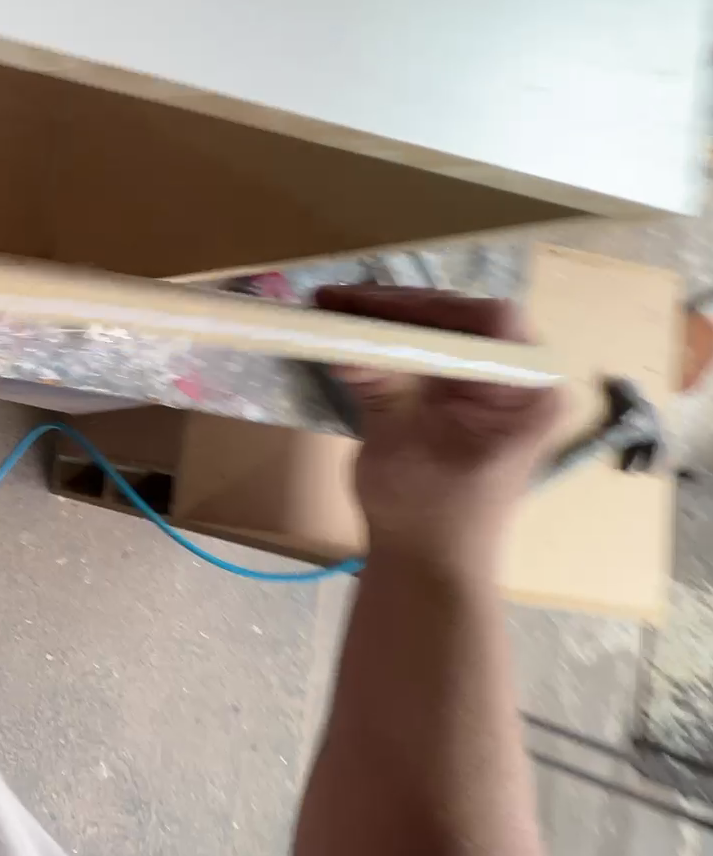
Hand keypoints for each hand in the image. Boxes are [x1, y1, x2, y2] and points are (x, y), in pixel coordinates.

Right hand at [314, 285, 561, 573]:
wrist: (426, 555)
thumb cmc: (425, 508)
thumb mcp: (397, 443)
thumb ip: (378, 387)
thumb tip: (339, 341)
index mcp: (523, 393)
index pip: (487, 323)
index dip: (424, 305)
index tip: (362, 304)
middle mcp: (512, 381)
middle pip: (460, 319)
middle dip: (396, 306)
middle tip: (335, 300)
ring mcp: (482, 388)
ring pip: (438, 331)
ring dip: (385, 318)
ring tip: (332, 309)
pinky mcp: (452, 397)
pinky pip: (422, 352)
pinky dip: (384, 339)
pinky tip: (347, 334)